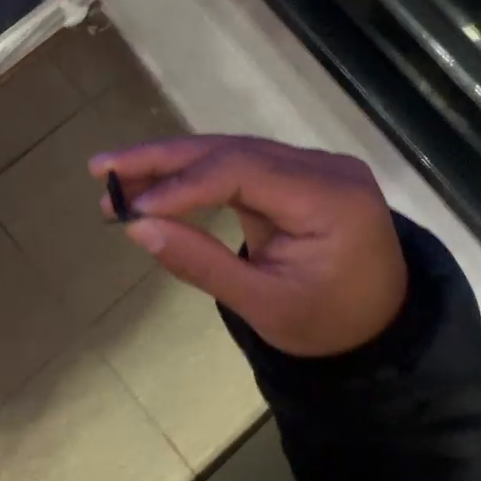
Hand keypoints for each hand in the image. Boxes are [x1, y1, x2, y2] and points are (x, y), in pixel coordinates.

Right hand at [90, 136, 407, 357]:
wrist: (379, 330)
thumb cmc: (326, 325)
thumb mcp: (264, 305)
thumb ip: (201, 263)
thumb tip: (136, 227)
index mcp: (331, 198)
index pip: (242, 171)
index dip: (181, 184)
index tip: (131, 206)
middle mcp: (323, 167)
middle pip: (228, 150)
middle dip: (160, 160)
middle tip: (101, 169)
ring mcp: (308, 165)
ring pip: (223, 151)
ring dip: (165, 164)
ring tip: (112, 179)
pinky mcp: (291, 173)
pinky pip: (231, 163)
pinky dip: (187, 174)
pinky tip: (148, 184)